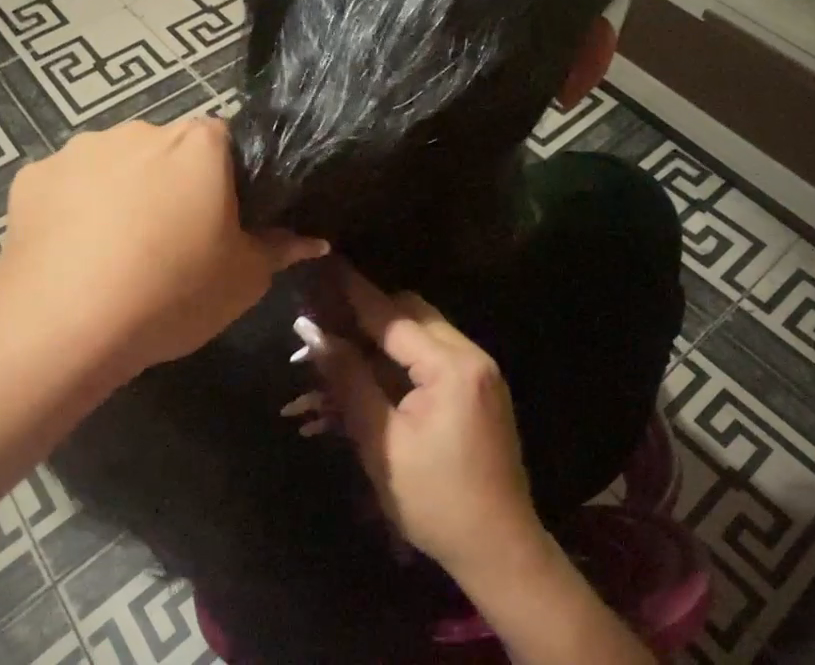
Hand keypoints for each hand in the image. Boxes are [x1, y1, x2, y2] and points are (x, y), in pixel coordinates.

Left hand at [0, 119, 325, 373]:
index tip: (220, 219)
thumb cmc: (173, 293)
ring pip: (114, 166)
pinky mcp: (33, 178)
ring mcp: (80, 149)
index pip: (225, 142)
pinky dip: (73, 211)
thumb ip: (279, 250)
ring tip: (115, 254)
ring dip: (121, 194)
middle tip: (170, 241)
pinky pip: (66, 188)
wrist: (65, 325)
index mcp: (198, 143)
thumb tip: (314, 240)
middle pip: (167, 150)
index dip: (226, 180)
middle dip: (172, 184)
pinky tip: (72, 255)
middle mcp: (140, 129)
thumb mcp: (243, 280)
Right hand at [310, 263, 541, 575]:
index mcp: (452, 367)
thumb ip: (350, 382)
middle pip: (412, 314)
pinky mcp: (480, 391)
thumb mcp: (382, 443)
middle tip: (325, 314)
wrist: (499, 548)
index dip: (353, 292)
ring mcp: (481, 373)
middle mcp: (473, 357)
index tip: (323, 266)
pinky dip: (404, 358)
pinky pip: (436, 357)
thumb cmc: (435, 500)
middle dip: (368, 311)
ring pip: (424, 333)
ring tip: (340, 342)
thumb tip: (315, 336)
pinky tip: (372, 372)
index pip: (392, 316)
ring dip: (384, 336)